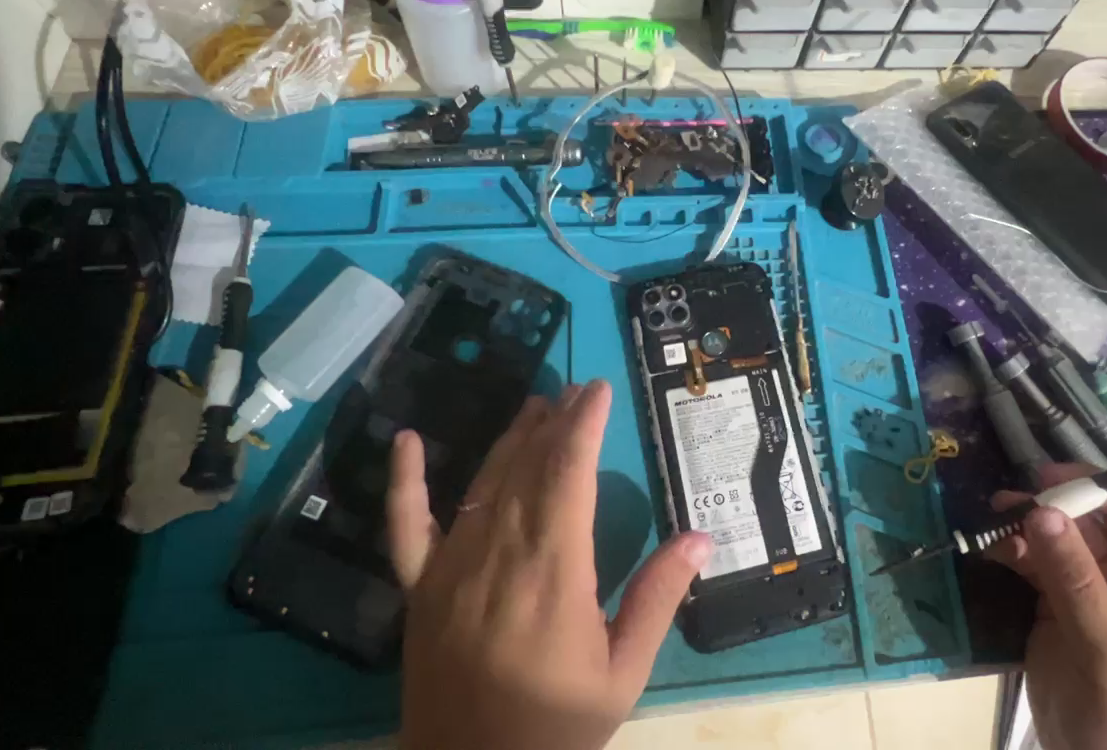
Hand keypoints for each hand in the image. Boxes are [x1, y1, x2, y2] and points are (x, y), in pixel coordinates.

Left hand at [388, 379, 712, 749]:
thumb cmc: (557, 727)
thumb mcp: (623, 673)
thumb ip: (658, 598)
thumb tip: (701, 537)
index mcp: (554, 574)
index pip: (569, 476)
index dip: (583, 426)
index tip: (597, 391)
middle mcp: (499, 557)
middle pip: (529, 468)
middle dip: (555, 422)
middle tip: (575, 390)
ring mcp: (450, 570)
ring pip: (483, 484)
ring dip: (511, 438)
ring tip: (536, 405)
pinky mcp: (418, 589)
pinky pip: (406, 527)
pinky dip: (404, 481)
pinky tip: (407, 440)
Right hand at [988, 428, 1106, 749]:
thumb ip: (1076, 584)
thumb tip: (1043, 512)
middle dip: (1088, 494)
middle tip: (1042, 481)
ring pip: (1079, 533)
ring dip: (1043, 516)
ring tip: (1004, 506)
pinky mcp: (1065, 603)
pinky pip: (1043, 559)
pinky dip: (1019, 545)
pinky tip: (993, 537)